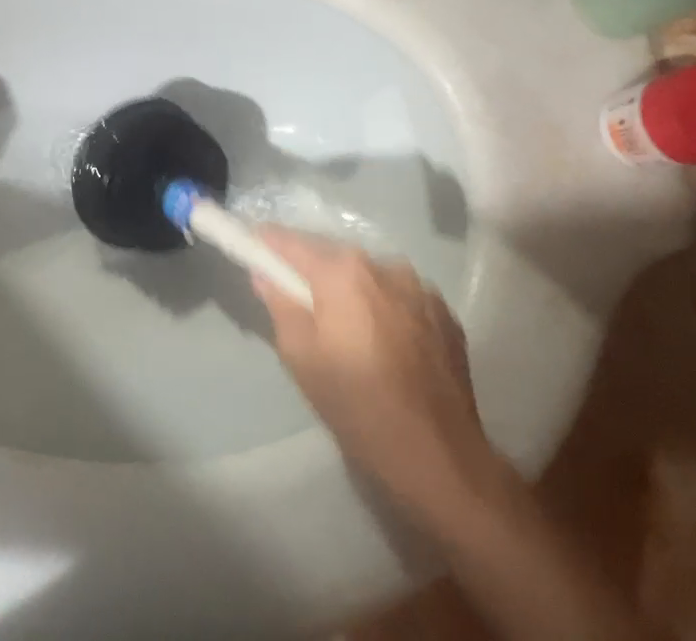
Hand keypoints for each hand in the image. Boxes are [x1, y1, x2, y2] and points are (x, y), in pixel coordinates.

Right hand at [251, 229, 502, 508]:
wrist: (437, 452)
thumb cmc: (356, 404)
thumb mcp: (300, 356)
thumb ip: (280, 303)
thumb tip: (265, 272)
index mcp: (344, 273)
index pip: (292, 242)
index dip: (267, 243)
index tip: (250, 246)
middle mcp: (386, 266)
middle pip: (334, 256)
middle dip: (310, 271)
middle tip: (292, 298)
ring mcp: (422, 289)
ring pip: (370, 277)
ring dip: (350, 291)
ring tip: (342, 328)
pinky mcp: (445, 314)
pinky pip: (400, 298)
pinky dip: (383, 308)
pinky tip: (381, 344)